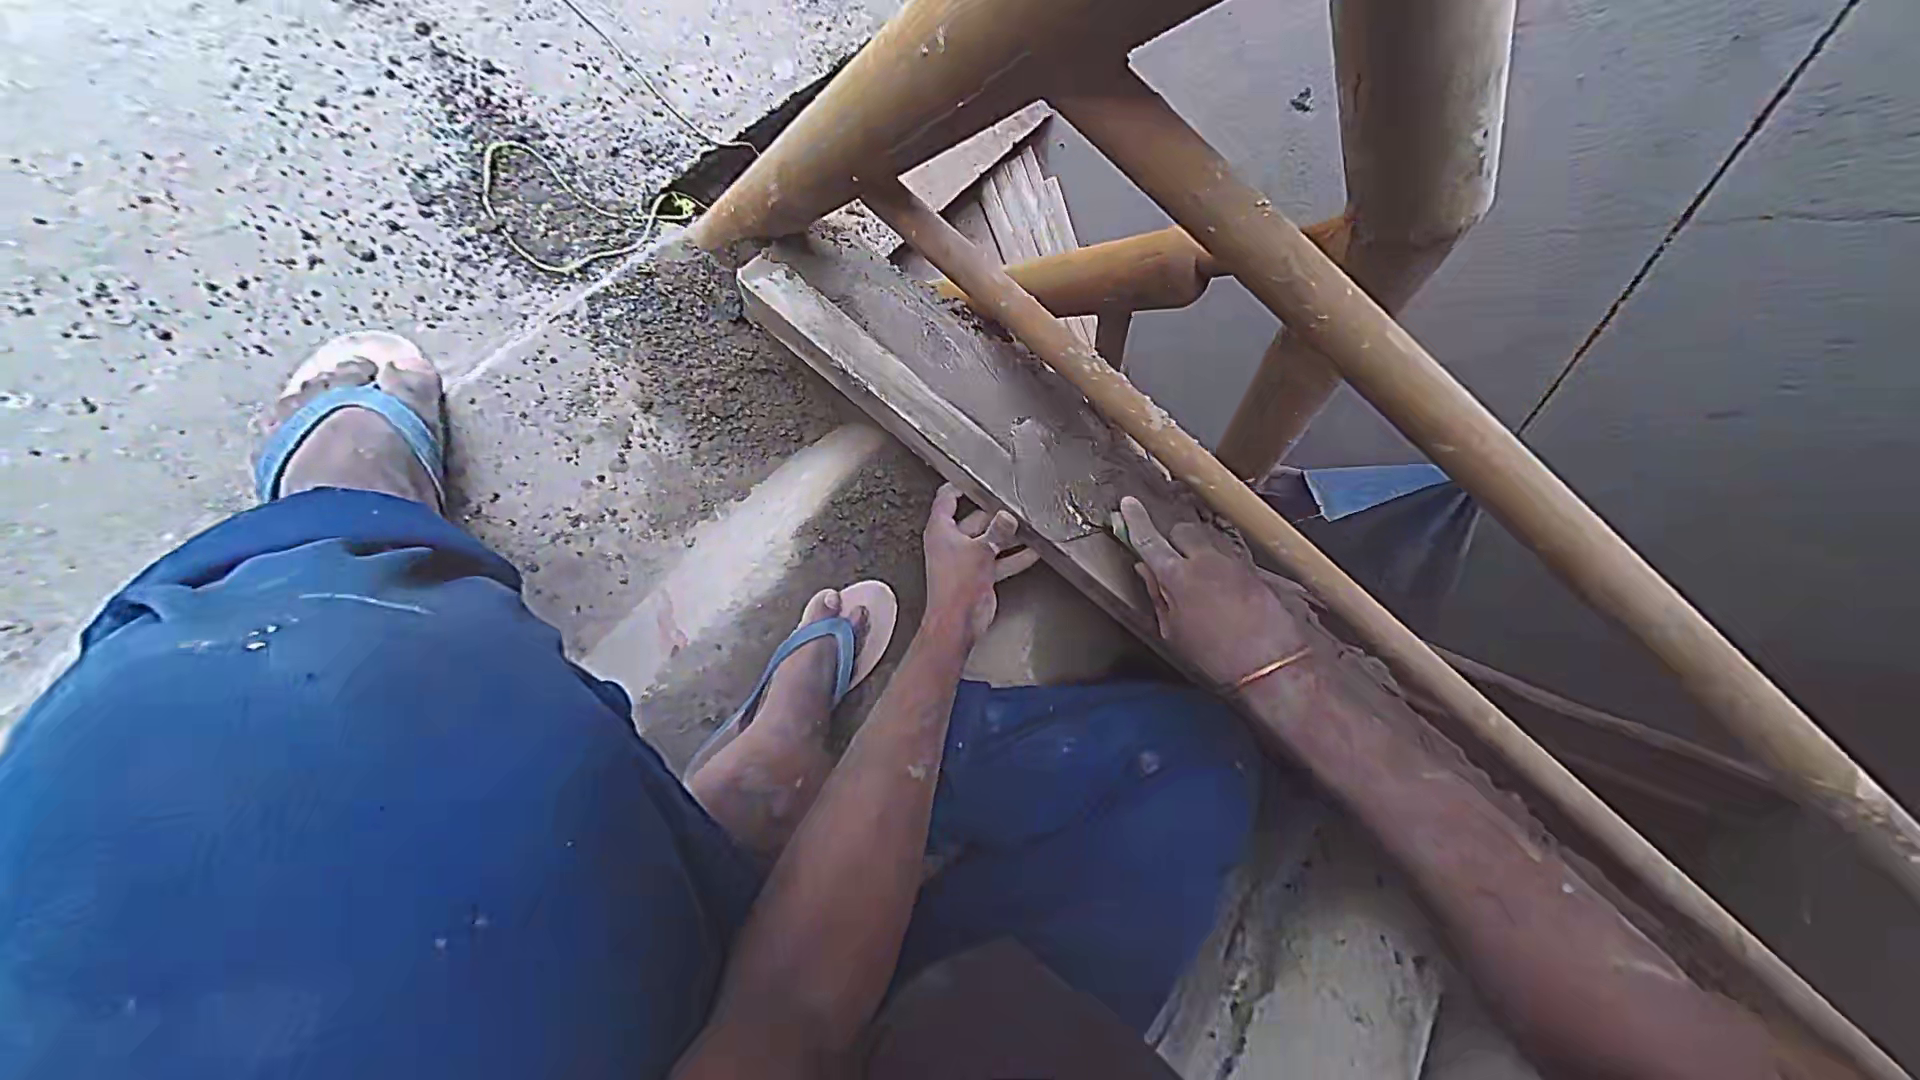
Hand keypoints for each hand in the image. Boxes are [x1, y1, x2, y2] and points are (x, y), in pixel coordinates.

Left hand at [923, 483, 1040, 642]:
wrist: (958, 620)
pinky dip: (1013, 557)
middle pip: (974, 520)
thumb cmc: (957, 585)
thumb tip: (1007, 518)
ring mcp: (965, 560)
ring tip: (1027, 526)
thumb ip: (998, 531)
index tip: (974, 479)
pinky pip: (998, 560)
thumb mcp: (982, 549)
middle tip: (1012, 505)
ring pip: (988, 541)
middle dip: (993, 514)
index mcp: (941, 530)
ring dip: (1007, 536)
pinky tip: (1032, 552)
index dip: (959, 487)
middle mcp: (951, 543)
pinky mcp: (978, 575)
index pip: (946, 500)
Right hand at [1120, 495, 1311, 688]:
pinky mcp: (1253, 569)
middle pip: (1182, 529)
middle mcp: (1205, 560)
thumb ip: (1156, 594)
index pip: (1149, 540)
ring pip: (1206, 540)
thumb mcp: (1173, 631)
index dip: (1136, 520)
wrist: (1272, 664)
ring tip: (1196, 578)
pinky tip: (1219, 587)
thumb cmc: (1214, 655)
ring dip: (1195, 550)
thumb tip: (1144, 569)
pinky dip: (1216, 564)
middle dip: (1171, 539)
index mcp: (1177, 576)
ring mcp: (1232, 561)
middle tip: (1167, 561)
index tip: (1127, 504)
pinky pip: (1226, 555)